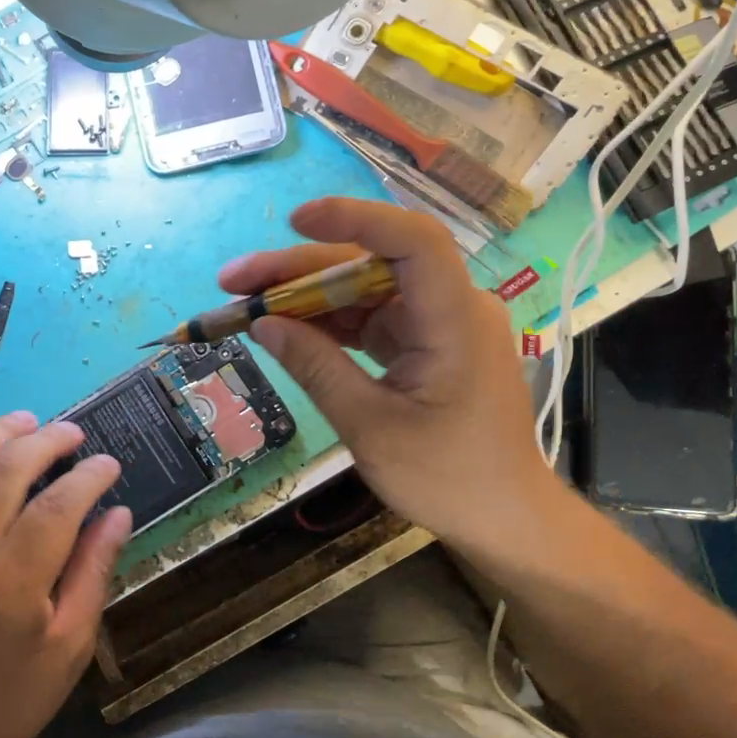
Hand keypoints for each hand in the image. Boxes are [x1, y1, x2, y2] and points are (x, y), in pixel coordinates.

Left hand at [0, 412, 132, 737]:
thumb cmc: (15, 696)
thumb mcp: (71, 644)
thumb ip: (94, 571)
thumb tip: (117, 512)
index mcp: (12, 584)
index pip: (57, 505)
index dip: (89, 476)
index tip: (109, 463)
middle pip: (5, 469)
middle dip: (45, 440)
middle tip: (74, 432)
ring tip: (28, 421)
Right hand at [219, 199, 558, 544]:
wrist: (504, 518)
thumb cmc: (448, 478)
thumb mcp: (370, 426)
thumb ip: (316, 367)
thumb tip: (261, 324)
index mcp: (454, 321)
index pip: (413, 243)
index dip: (355, 219)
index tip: (295, 221)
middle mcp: (450, 308)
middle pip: (369, 264)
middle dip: (298, 269)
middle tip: (232, 282)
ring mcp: (436, 324)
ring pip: (361, 289)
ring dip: (302, 295)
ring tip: (241, 303)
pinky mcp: (423, 342)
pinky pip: (367, 317)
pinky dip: (324, 321)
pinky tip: (280, 326)